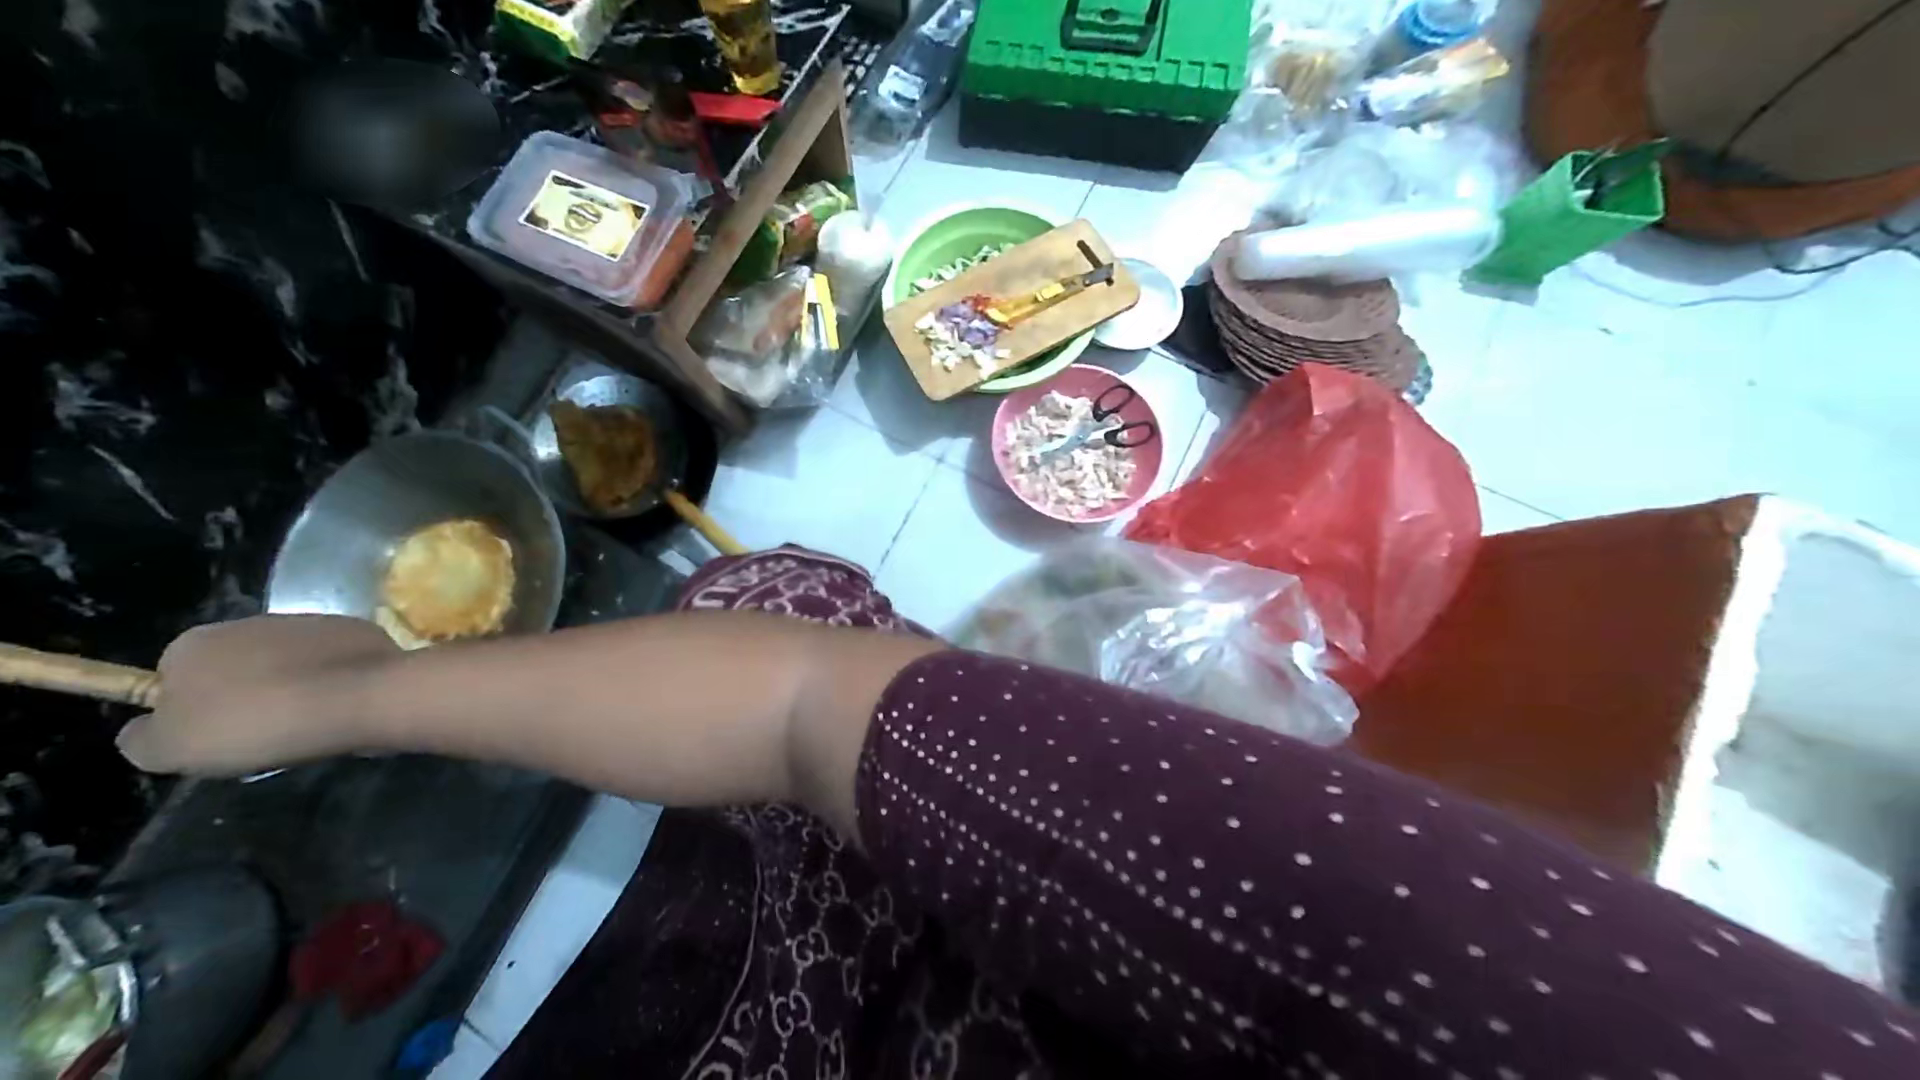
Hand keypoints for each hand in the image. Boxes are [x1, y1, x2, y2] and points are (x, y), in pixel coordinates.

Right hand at [117, 614, 400, 774]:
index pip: (177, 677)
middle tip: (264, 735)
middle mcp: (256, 621)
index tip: (217, 734)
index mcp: (197, 641)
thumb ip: (142, 736)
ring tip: (308, 724)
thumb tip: (146, 726)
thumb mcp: (166, 749)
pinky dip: (339, 685)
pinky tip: (345, 706)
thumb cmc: (255, 722)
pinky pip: (338, 666)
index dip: (193, 710)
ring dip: (296, 691)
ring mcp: (315, 624)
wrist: (361, 697)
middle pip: (240, 669)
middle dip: (250, 699)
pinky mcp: (362, 634)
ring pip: (292, 667)